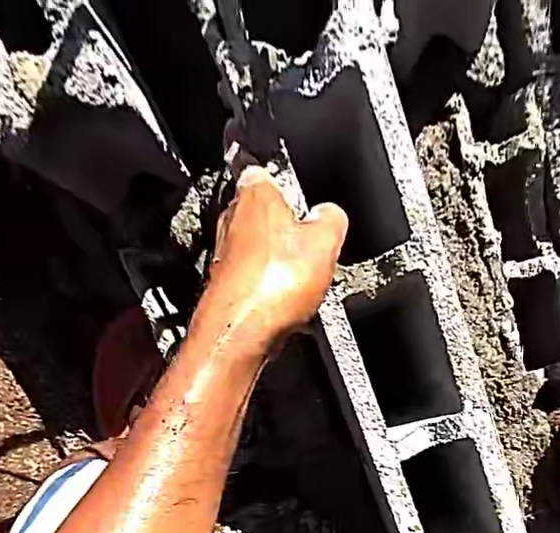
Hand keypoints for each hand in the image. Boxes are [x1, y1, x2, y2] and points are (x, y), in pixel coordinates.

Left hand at [200, 165, 346, 351]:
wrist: (241, 334)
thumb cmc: (271, 286)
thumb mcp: (326, 242)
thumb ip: (333, 218)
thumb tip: (333, 215)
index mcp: (256, 192)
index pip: (271, 172)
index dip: (293, 187)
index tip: (307, 205)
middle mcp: (233, 218)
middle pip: (270, 218)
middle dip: (291, 235)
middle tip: (312, 254)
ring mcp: (225, 255)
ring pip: (263, 253)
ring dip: (282, 268)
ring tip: (299, 288)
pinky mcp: (226, 287)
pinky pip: (257, 284)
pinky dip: (271, 294)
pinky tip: (284, 308)